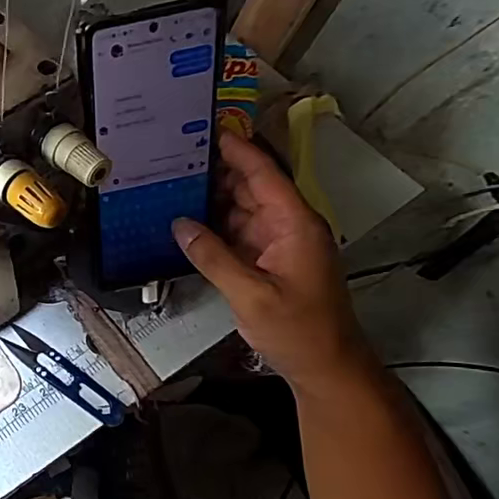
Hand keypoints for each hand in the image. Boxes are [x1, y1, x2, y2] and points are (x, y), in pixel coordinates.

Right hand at [173, 130, 374, 392]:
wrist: (325, 367)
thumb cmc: (299, 331)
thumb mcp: (251, 294)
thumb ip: (213, 257)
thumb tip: (181, 224)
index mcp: (295, 225)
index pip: (264, 175)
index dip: (237, 150)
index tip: (206, 131)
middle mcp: (288, 227)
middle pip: (251, 188)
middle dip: (217, 172)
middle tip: (175, 159)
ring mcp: (278, 244)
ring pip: (242, 210)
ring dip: (212, 199)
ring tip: (173, 185)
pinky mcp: (268, 261)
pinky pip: (238, 234)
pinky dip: (215, 226)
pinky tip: (187, 222)